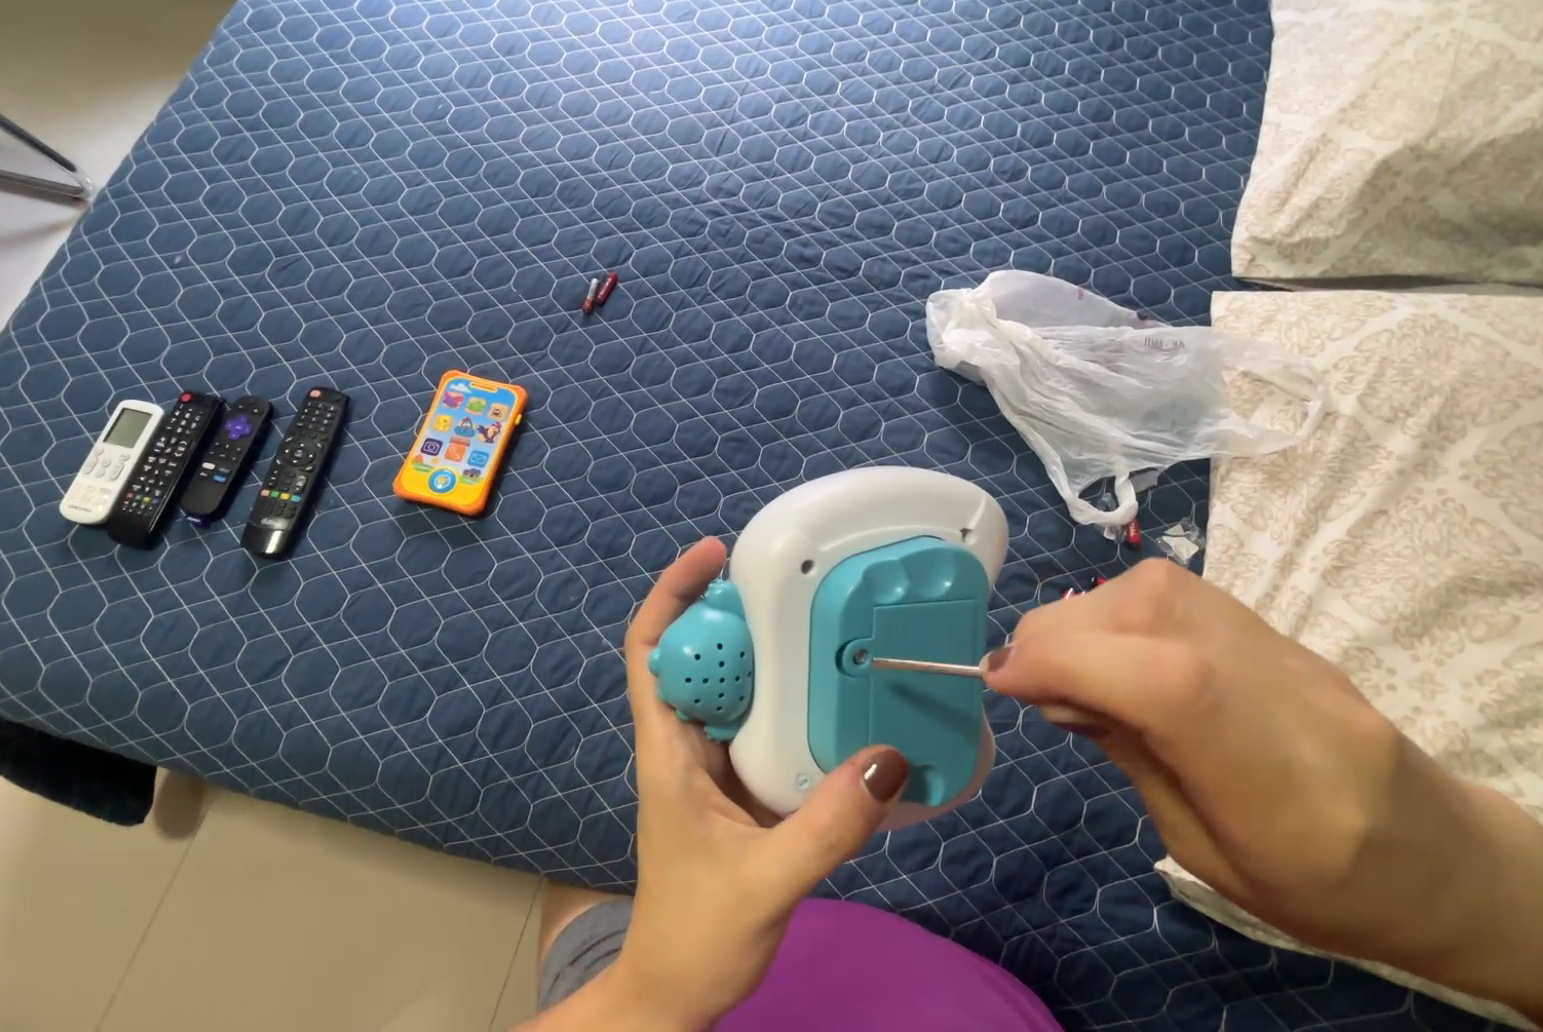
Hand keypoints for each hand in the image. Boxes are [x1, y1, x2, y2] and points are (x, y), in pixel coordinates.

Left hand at [608, 537, 907, 1028]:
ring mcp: (713, 765)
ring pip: (735, 688)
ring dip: (768, 653)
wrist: (679, 989)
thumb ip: (828, 825)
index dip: (672, 594)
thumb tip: (891, 756)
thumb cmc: (698, 934)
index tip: (713, 554)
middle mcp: (686, 745)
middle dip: (735, 610)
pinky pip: (764, 725)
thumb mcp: (766, 880)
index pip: (651, 651)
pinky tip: (836, 695)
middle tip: (794, 581)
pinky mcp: (740, 786)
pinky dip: (793, 701)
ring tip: (822, 622)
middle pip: (699, 655)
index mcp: (668, 751)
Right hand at [980, 561, 1542, 982]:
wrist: (1449, 861)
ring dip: (1081, 616)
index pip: (1167, 685)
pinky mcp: (1276, 626)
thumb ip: (1134, 756)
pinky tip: (1108, 648)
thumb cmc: (1325, 893)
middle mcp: (1290, 697)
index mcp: (1282, 792)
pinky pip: (1174, 592)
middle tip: (1024, 680)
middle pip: (1151, 612)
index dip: (1066, 662)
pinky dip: (1115, 609)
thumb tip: (1058, 685)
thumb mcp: (1206, 854)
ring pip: (1155, 587)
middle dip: (1057, 634)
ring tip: (1065, 666)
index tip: (999, 679)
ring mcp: (1289, 649)